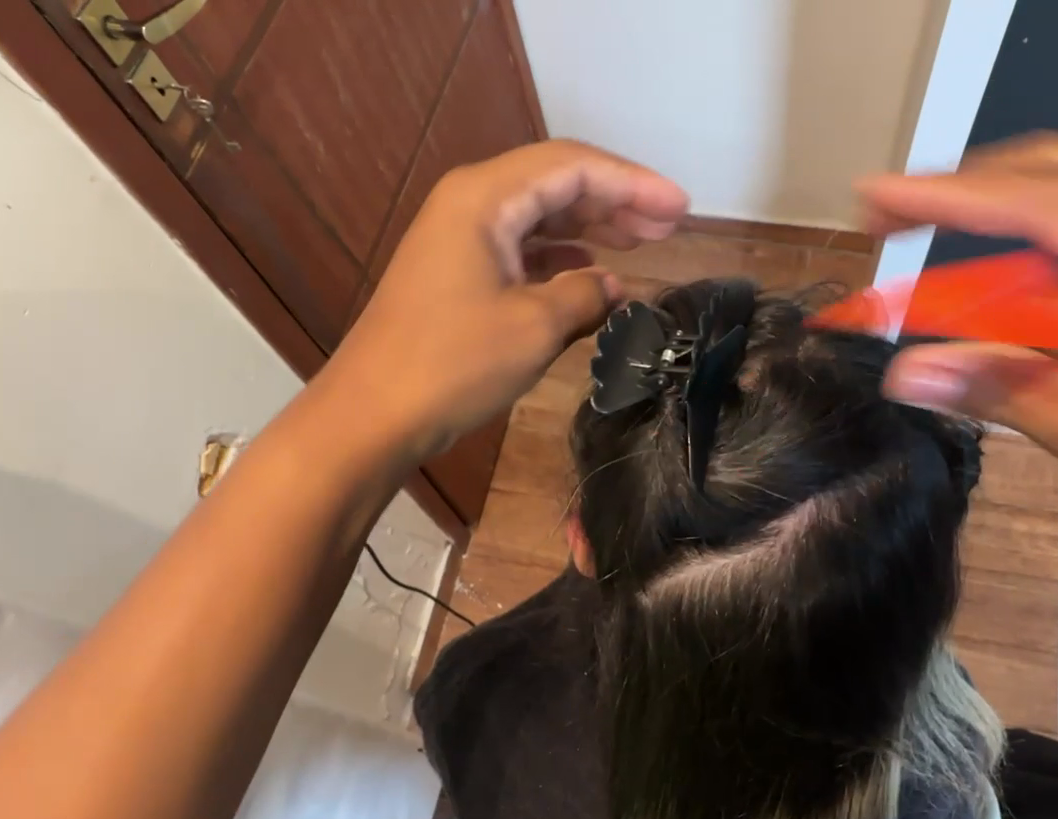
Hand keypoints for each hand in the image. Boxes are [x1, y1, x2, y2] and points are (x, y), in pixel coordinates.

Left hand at [333, 140, 688, 456]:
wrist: (376, 412)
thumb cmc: (454, 363)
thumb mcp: (534, 327)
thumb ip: (583, 296)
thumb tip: (610, 287)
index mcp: (486, 198)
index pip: (573, 168)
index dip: (633, 184)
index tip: (680, 209)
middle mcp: (472, 204)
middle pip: (557, 184)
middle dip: (616, 201)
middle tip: (668, 226)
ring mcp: (462, 240)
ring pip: (541, 218)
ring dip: (592, 229)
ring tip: (642, 245)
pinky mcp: (460, 275)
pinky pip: (523, 250)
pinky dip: (562, 260)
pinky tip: (593, 277)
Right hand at [862, 134, 1057, 547]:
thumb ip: (996, 385)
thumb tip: (900, 373)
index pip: (1045, 201)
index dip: (950, 199)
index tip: (875, 198)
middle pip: (1057, 174)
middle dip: (966, 193)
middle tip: (887, 217)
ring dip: (994, 219)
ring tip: (922, 237)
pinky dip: (1028, 254)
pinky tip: (988, 276)